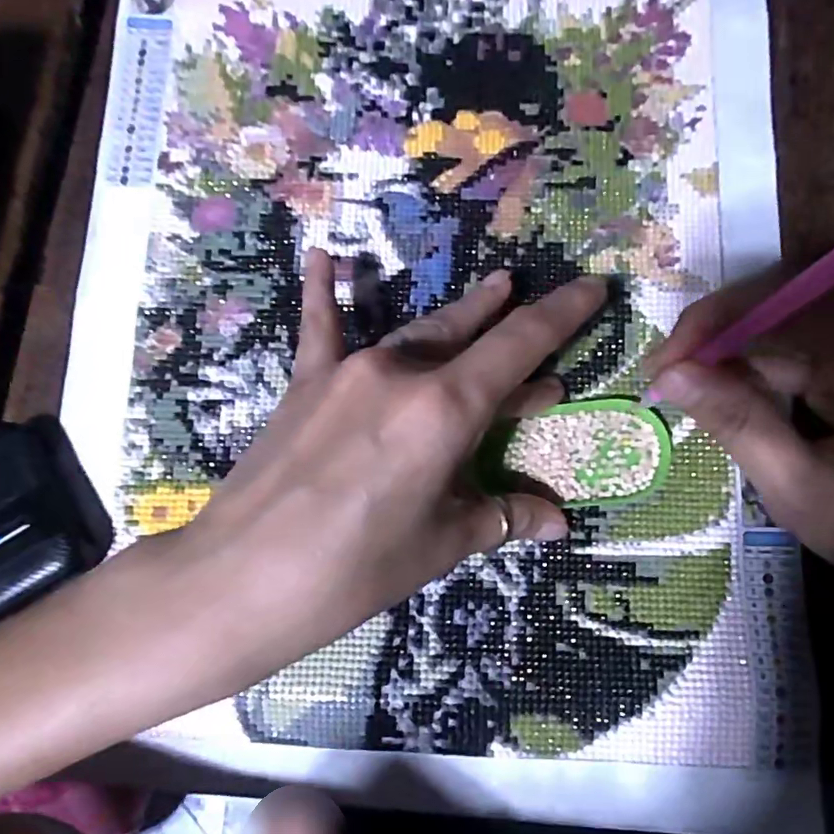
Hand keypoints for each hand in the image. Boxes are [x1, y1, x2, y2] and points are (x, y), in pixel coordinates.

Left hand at [123, 250, 603, 685]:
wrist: (241, 578)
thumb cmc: (356, 569)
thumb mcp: (441, 544)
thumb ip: (502, 517)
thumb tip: (557, 522)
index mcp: (445, 409)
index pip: (519, 346)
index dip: (562, 315)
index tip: (591, 288)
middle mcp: (400, 372)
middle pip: (471, 334)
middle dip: (513, 319)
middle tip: (538, 305)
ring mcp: (347, 371)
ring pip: (417, 331)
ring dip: (459, 315)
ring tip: (492, 289)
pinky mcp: (305, 384)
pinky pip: (321, 329)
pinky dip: (327, 294)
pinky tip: (323, 255)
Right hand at [643, 273, 833, 626]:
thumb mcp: (801, 491)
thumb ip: (736, 421)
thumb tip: (671, 374)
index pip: (785, 299)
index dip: (712, 322)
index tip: (661, 365)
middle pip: (797, 297)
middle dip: (725, 333)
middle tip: (670, 376)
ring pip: (810, 314)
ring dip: (750, 347)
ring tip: (697, 388)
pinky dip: (785, 360)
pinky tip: (747, 392)